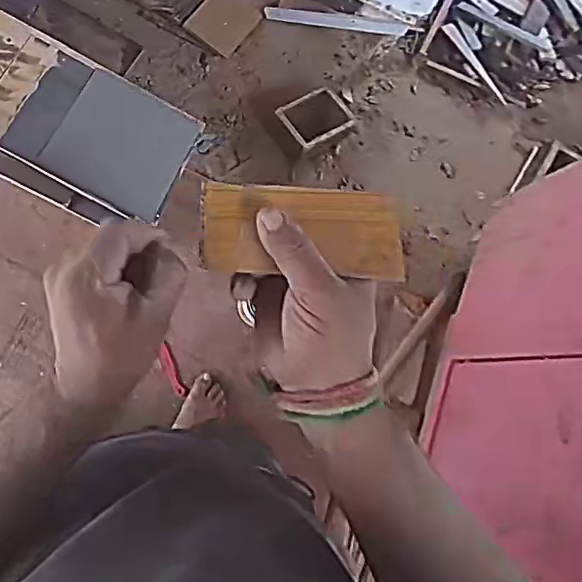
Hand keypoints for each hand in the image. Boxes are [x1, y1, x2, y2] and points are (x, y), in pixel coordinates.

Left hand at [44, 221, 188, 414]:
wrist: (85, 387)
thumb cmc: (122, 356)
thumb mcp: (157, 314)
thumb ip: (168, 272)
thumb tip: (164, 247)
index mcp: (86, 272)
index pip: (120, 230)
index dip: (148, 234)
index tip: (167, 252)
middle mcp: (64, 264)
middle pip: (108, 234)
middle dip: (135, 247)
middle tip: (153, 275)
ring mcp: (57, 271)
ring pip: (99, 243)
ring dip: (122, 256)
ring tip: (136, 287)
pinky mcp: (57, 280)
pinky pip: (89, 257)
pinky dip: (108, 265)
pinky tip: (118, 291)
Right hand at [247, 208, 376, 391]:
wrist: (312, 388)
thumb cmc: (332, 338)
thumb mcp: (319, 290)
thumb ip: (294, 251)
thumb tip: (267, 213)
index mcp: (344, 260)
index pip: (323, 221)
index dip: (299, 206)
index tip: (272, 193)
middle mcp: (317, 266)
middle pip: (287, 233)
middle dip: (264, 227)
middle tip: (240, 214)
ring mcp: (290, 282)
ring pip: (263, 253)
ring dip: (247, 254)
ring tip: (237, 258)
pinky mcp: (266, 297)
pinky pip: (248, 276)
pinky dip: (240, 279)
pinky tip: (241, 292)